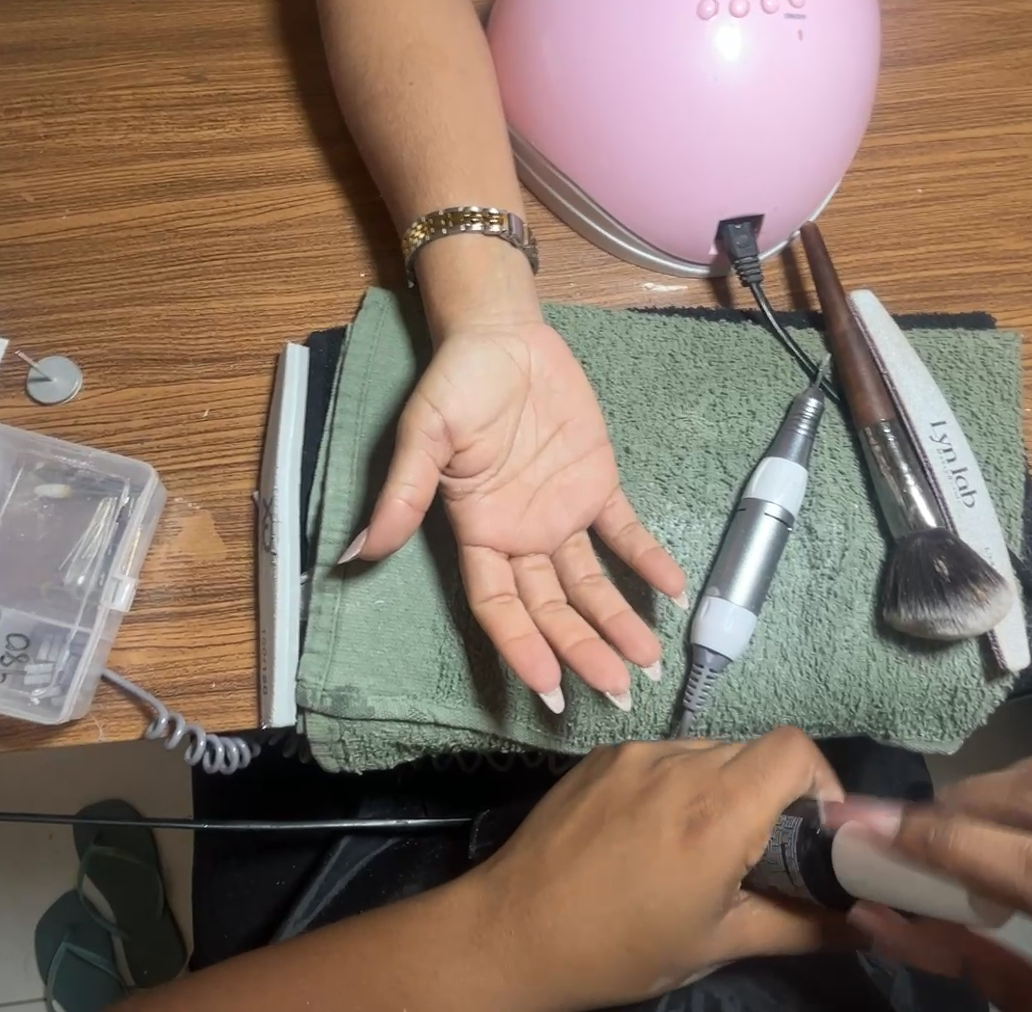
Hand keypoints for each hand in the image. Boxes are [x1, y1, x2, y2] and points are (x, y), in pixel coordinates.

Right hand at [345, 316, 687, 711]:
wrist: (504, 339)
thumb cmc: (457, 384)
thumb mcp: (423, 435)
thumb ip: (404, 494)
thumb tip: (360, 552)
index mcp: (478, 531)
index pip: (499, 604)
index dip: (521, 646)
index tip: (549, 686)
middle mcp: (520, 535)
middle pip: (551, 606)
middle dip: (580, 649)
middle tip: (617, 693)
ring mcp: (561, 513)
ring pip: (590, 581)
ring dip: (618, 620)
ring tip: (648, 663)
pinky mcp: (596, 485)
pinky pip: (624, 531)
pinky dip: (646, 559)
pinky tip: (671, 590)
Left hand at [458, 731, 852, 1009]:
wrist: (516, 926)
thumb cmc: (622, 946)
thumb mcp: (720, 943)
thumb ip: (802, 925)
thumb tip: (865, 924)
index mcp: (715, 808)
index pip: (792, 748)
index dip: (819, 783)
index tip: (814, 831)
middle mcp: (675, 762)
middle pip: (751, 751)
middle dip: (771, 795)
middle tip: (758, 852)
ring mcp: (631, 752)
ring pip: (705, 751)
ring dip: (720, 788)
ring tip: (697, 845)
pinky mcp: (600, 755)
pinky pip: (660, 755)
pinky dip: (675, 782)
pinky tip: (650, 830)